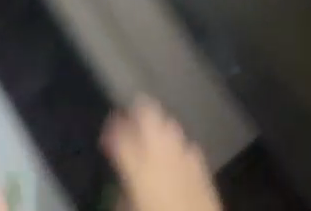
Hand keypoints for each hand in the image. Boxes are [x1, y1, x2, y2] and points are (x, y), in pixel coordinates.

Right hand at [102, 100, 221, 210]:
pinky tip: (177, 156)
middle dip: (137, 110)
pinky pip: (188, 145)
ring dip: (159, 125)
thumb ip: (123, 189)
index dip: (111, 129)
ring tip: (152, 132)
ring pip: (170, 124)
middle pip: (148, 113)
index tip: (107, 134)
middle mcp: (161, 152)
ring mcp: (184, 155)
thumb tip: (123, 185)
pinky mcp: (202, 165)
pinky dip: (180, 146)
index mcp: (138, 165)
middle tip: (129, 116)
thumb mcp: (129, 207)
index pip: (120, 135)